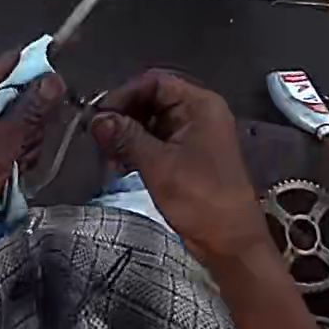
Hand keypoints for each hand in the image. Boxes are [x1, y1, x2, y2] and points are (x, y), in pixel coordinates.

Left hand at [0, 53, 63, 248]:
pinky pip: (16, 139)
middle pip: (23, 93)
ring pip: (24, 119)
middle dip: (32, 120)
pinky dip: (20, 155)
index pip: (14, 62)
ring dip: (28, 143)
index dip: (40, 69)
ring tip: (14, 163)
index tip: (62, 85)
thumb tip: (54, 80)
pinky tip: (13, 172)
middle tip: (25, 141)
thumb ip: (31, 111)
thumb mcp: (0, 144)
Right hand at [90, 70, 269, 265]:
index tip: (101, 114)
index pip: (155, 82)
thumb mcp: (159, 166)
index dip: (126, 94)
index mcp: (199, 104)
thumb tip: (97, 119)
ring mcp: (194, 133)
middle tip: (100, 135)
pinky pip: (158, 138)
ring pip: (152, 119)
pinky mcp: (189, 153)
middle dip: (125, 114)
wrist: (232, 246)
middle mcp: (199, 112)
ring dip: (129, 132)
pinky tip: (121, 161)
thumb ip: (126, 137)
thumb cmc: (201, 200)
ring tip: (108, 151)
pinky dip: (139, 146)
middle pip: (152, 98)